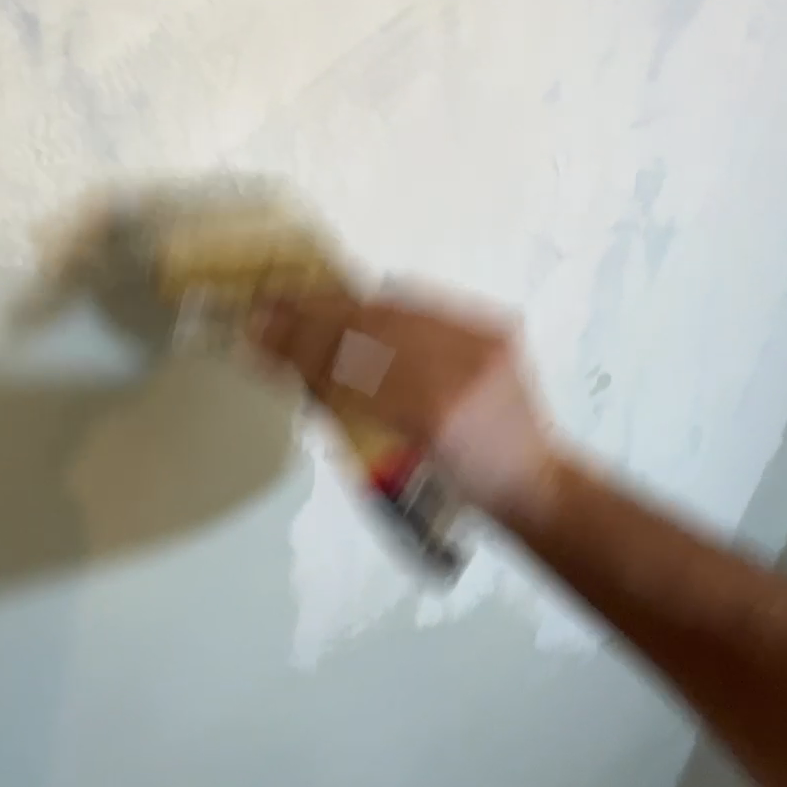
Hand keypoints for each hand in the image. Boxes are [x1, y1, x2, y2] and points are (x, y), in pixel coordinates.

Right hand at [245, 291, 556, 510]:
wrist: (530, 480)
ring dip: (339, 305)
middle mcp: (465, 370)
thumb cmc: (451, 487)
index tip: (256, 332)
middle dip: (311, 317)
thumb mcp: (388, 460)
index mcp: (433, 417)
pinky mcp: (494, 326)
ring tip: (299, 299)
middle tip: (267, 308)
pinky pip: (422, 306)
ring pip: (393, 310)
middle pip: (368, 329)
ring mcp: (484, 342)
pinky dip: (380, 304)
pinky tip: (350, 301)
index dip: (298, 346)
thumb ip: (340, 406)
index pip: (348, 368)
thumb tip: (283, 363)